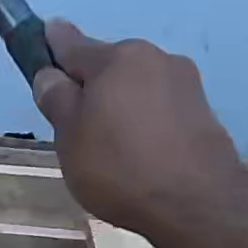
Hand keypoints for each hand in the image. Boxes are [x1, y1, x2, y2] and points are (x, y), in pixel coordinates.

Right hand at [30, 20, 247, 247]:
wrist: (197, 203)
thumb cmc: (120, 169)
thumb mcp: (70, 140)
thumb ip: (57, 100)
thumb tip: (50, 73)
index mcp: (115, 58)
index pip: (71, 44)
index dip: (51, 47)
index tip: (42, 47)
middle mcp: (153, 58)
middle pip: (109, 67)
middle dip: (92, 87)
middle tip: (79, 127)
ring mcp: (185, 83)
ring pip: (138, 88)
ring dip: (122, 106)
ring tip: (114, 149)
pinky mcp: (204, 112)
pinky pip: (161, 110)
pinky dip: (147, 124)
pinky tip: (143, 154)